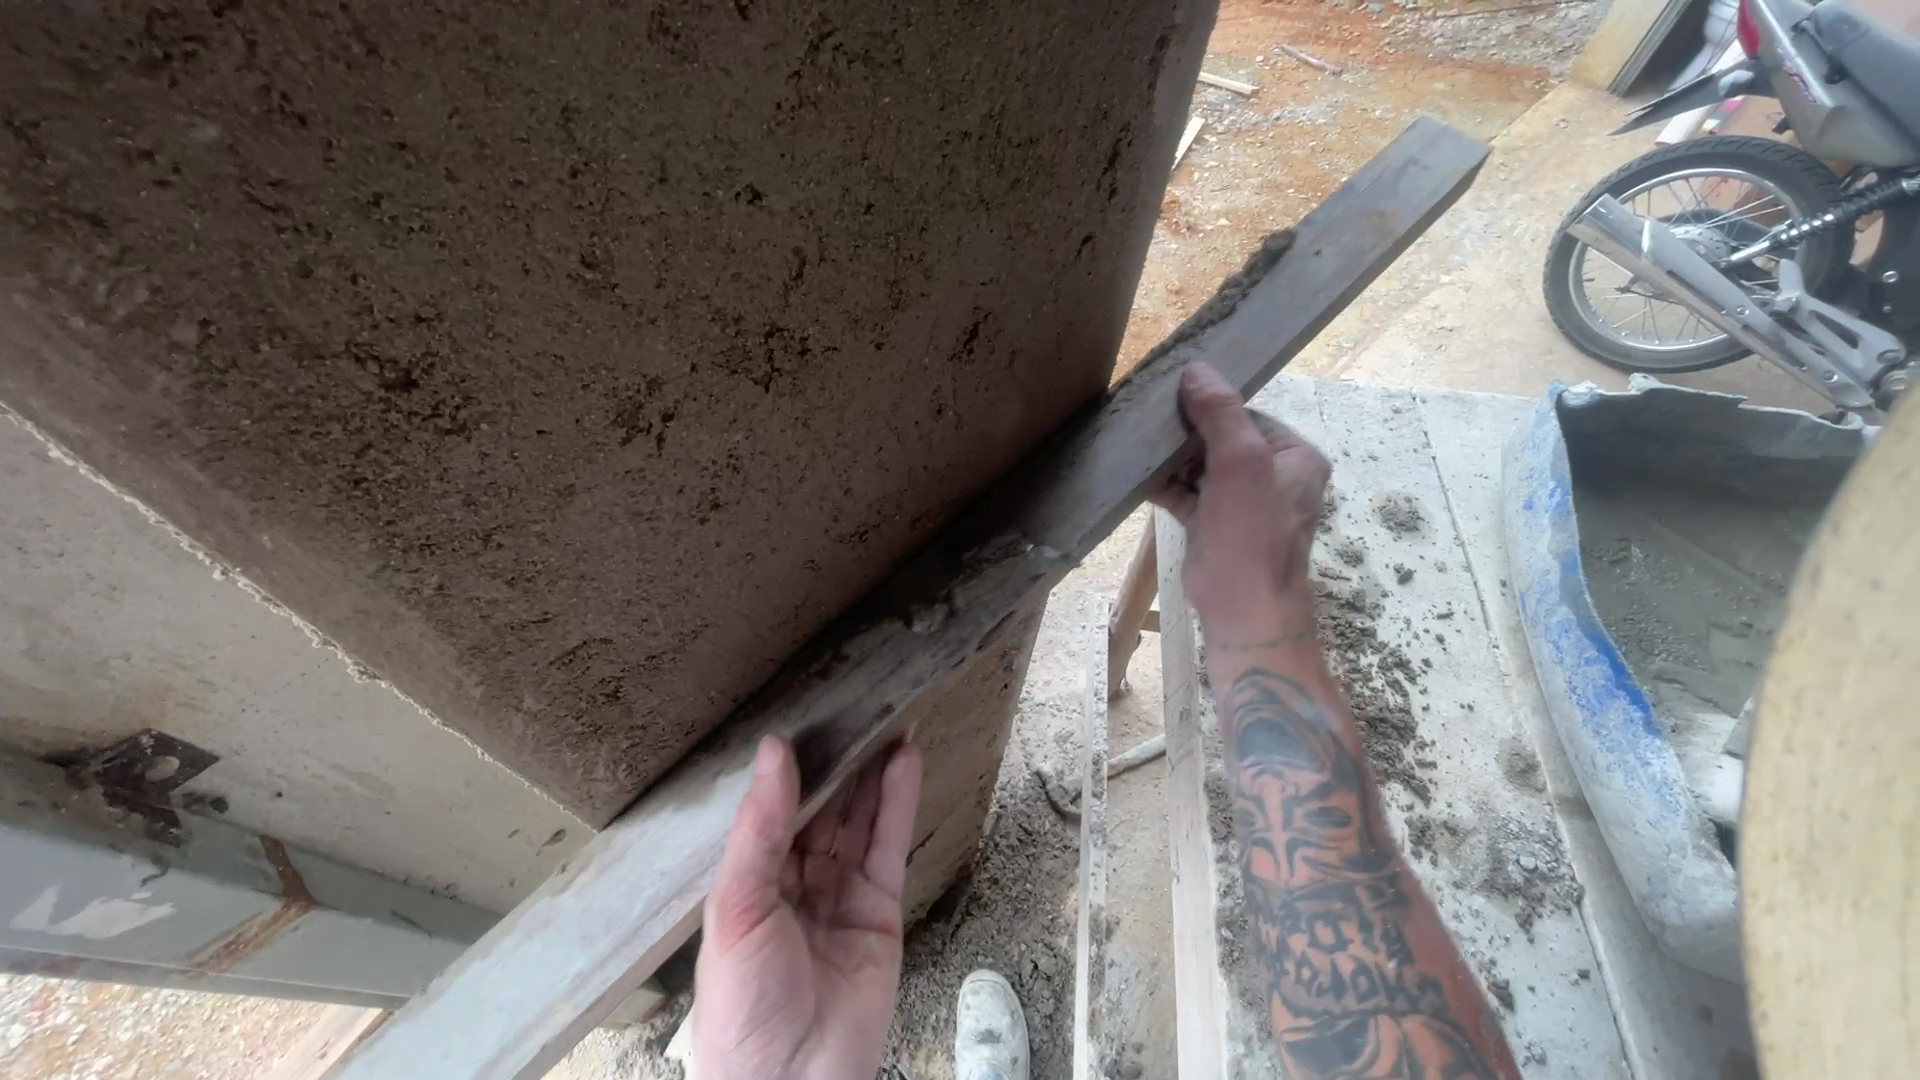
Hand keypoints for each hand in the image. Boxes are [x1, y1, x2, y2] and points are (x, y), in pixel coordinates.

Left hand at [695, 735, 923, 1079]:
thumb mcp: (737, 909)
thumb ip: (760, 828)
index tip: (813, 716)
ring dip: (874, 772)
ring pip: (861, 819)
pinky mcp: (881, 909)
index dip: (797, 765)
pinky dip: (899, 802)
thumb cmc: (743, 1006)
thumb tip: (775, 753)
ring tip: (890, 720)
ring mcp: (842, 893)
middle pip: (825, 807)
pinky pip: (890, 846)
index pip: (778, 808)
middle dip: (841, 761)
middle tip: (860, 707)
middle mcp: (798, 881)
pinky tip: (905, 761)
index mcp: (753, 880)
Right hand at [1151, 362, 1330, 642]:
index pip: (1248, 416)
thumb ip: (1220, 412)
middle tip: (1149, 419)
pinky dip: (1165, 485)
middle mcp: (1272, 477)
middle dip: (1187, 433)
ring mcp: (1241, 503)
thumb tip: (1195, 369)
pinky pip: (1186, 493)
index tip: (1174, 399)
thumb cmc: (1252, 529)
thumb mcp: (1241, 460)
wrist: (1242, 603)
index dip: (1212, 407)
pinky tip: (1138, 475)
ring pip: (1201, 467)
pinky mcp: (1213, 525)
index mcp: (1294, 457)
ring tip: (1138, 442)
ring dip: (1172, 458)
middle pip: (1222, 440)